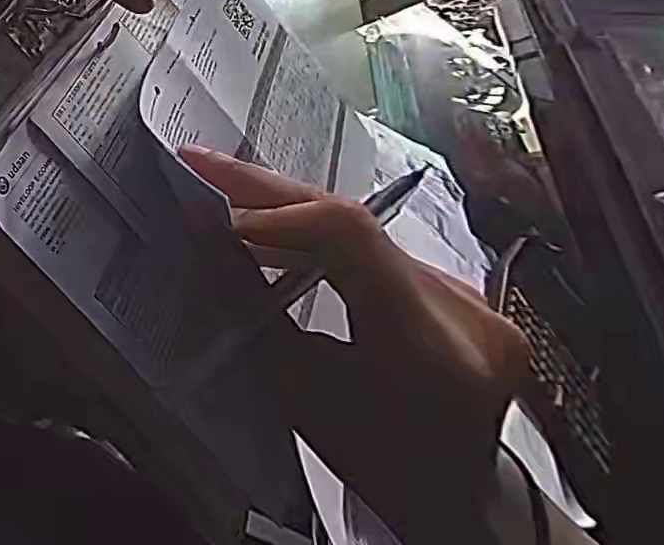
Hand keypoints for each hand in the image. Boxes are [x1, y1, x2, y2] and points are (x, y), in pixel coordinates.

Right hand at [179, 147, 529, 544]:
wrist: (462, 500)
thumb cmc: (376, 464)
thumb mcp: (300, 390)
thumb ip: (250, 302)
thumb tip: (203, 227)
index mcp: (425, 344)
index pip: (347, 234)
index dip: (271, 212)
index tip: (212, 210)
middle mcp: (458, 306)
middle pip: (347, 217)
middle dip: (264, 190)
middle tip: (200, 163)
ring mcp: (463, 291)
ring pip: (356, 224)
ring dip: (283, 207)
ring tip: (221, 189)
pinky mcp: (453, 285)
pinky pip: (370, 241)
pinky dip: (313, 229)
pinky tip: (271, 225)